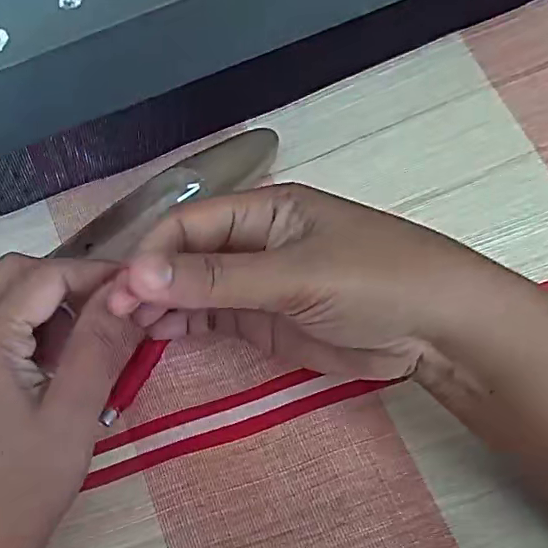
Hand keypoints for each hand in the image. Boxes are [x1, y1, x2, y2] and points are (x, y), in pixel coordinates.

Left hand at [0, 255, 143, 547]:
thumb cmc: (32, 480)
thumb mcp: (75, 411)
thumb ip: (101, 345)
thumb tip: (130, 292)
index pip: (45, 276)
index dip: (95, 275)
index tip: (141, 290)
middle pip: (19, 277)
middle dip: (70, 284)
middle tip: (116, 313)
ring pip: (13, 302)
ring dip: (57, 309)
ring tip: (98, 341)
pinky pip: (9, 333)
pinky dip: (42, 333)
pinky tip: (71, 364)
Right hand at [102, 183, 537, 378]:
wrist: (435, 332)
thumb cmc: (375, 283)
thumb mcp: (294, 277)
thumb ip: (216, 279)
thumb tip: (138, 275)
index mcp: (264, 211)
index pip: (189, 224)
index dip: (151, 254)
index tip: (121, 291)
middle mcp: (252, 243)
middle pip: (183, 257)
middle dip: (148, 283)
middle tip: (111, 317)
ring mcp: (254, 285)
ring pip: (191, 291)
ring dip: (159, 307)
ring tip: (125, 331)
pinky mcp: (259, 321)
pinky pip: (209, 318)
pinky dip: (181, 326)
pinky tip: (156, 336)